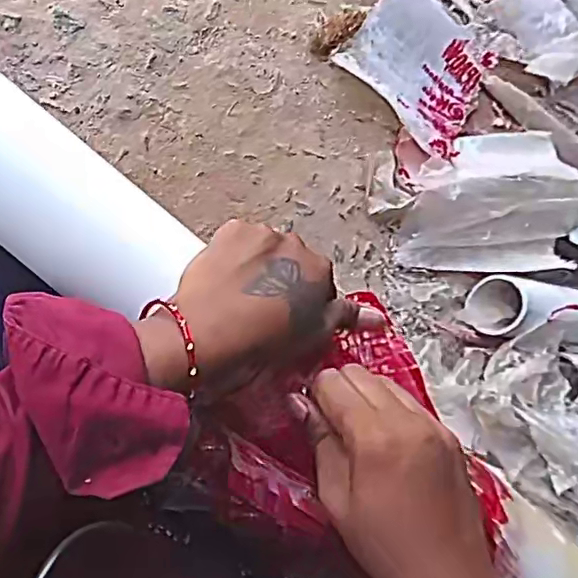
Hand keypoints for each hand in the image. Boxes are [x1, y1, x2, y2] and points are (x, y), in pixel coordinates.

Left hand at [135, 221, 384, 393]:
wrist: (201, 336)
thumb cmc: (254, 346)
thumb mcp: (306, 340)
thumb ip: (341, 320)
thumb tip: (376, 319)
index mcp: (321, 272)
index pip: (320, 283)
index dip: (301, 302)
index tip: (284, 317)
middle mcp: (296, 245)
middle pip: (293, 261)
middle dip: (281, 279)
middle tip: (259, 308)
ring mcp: (262, 234)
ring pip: (265, 248)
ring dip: (257, 264)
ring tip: (237, 294)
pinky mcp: (230, 230)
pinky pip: (238, 240)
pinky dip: (233, 253)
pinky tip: (223, 278)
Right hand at [294, 364, 506, 577]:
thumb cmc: (383, 547)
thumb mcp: (335, 498)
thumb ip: (320, 442)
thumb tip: (299, 402)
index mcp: (377, 436)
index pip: (333, 381)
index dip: (313, 393)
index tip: (307, 416)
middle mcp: (411, 420)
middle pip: (360, 373)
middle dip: (337, 389)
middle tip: (326, 423)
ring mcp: (437, 427)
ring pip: (386, 382)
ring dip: (364, 395)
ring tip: (353, 432)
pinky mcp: (452, 438)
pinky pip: (410, 402)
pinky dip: (388, 407)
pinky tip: (381, 441)